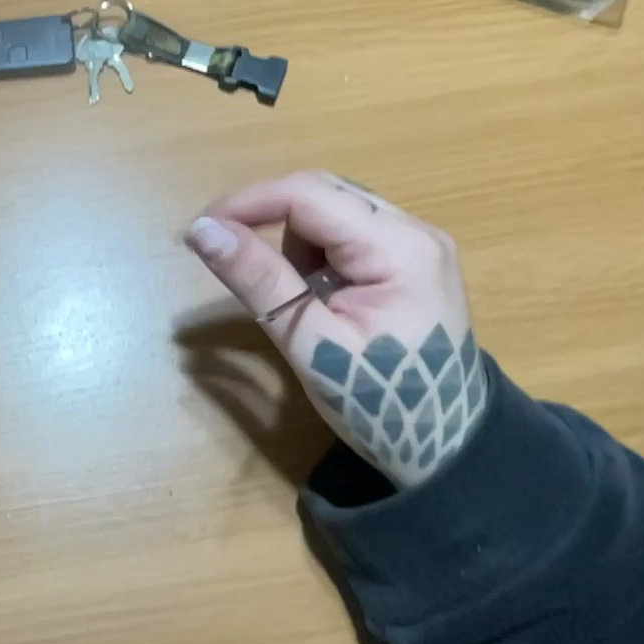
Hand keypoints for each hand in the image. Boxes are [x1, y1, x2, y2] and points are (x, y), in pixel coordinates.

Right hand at [184, 172, 487, 487]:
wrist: (444, 450)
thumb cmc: (378, 404)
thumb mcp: (310, 344)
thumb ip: (259, 280)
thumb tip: (202, 231)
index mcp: (400, 248)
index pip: (308, 195)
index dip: (246, 203)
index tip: (199, 231)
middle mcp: (414, 230)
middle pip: (321, 193)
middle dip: (267, 218)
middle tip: (226, 254)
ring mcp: (415, 243)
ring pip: (330, 210)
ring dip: (292, 241)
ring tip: (295, 301)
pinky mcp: (408, 259)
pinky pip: (345, 234)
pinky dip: (314, 256)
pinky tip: (318, 298)